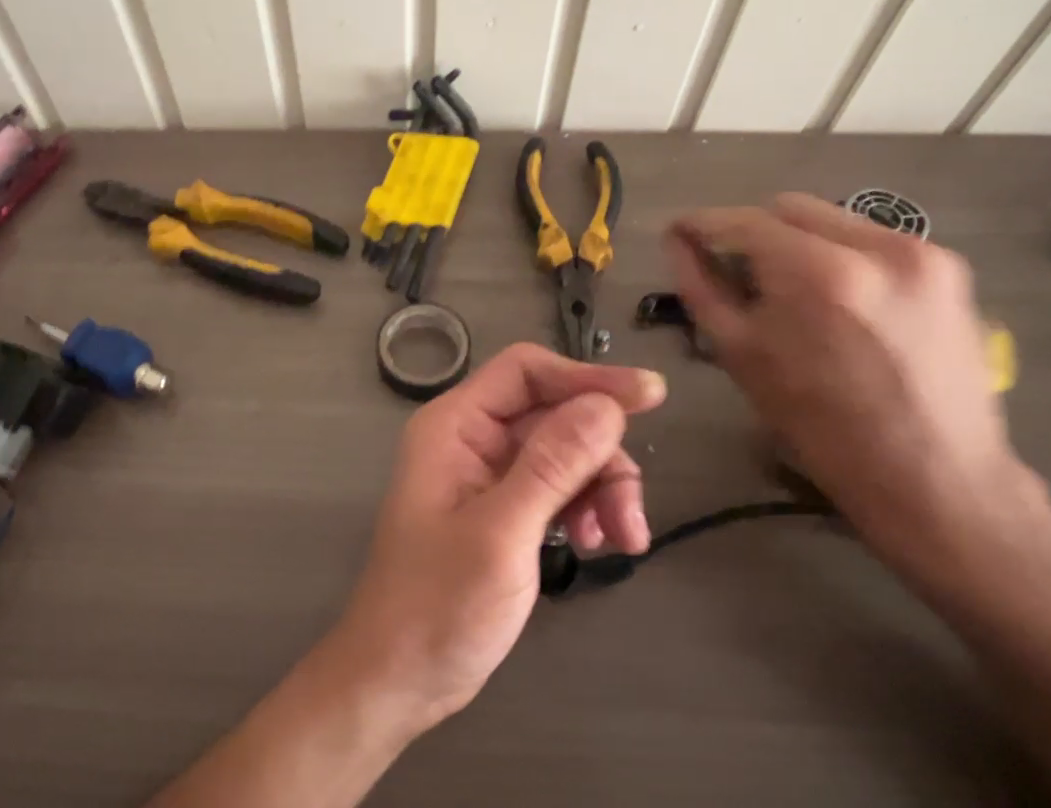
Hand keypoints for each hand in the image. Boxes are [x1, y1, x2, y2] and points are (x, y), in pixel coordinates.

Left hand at [326, 344, 664, 730]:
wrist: (401, 679)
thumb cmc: (438, 606)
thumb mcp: (501, 533)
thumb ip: (552, 465)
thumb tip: (607, 404)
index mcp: (455, 427)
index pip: (527, 372)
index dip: (588, 378)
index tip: (650, 398)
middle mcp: (472, 441)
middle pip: (557, 416)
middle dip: (602, 457)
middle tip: (631, 512)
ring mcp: (489, 477)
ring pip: (566, 454)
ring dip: (603, 489)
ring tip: (622, 540)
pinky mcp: (505, 512)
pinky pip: (559, 490)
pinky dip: (586, 509)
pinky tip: (596, 545)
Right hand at [665, 194, 1035, 559]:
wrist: (933, 474)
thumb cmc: (821, 427)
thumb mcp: (742, 357)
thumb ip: (703, 290)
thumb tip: (678, 244)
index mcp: (817, 273)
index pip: (742, 221)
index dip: (701, 224)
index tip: (678, 234)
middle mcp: (874, 245)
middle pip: (789, 208)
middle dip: (752, 231)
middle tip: (734, 269)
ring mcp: (919, 252)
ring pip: (833, 219)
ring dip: (798, 241)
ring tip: (788, 288)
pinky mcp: (948, 266)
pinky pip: (872, 240)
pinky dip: (841, 257)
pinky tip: (837, 300)